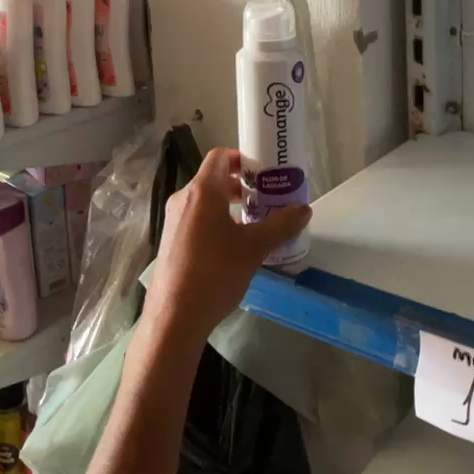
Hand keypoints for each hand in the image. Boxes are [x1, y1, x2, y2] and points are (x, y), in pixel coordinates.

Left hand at [146, 147, 310, 342]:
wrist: (175, 316)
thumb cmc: (216, 272)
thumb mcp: (255, 248)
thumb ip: (281, 225)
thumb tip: (304, 210)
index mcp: (202, 191)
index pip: (219, 156)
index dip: (241, 158)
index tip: (262, 170)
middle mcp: (183, 199)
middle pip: (212, 178)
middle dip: (238, 184)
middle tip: (264, 197)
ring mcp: (173, 220)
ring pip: (203, 200)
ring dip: (226, 204)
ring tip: (251, 222)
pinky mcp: (169, 241)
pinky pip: (194, 218)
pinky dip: (213, 220)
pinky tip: (230, 245)